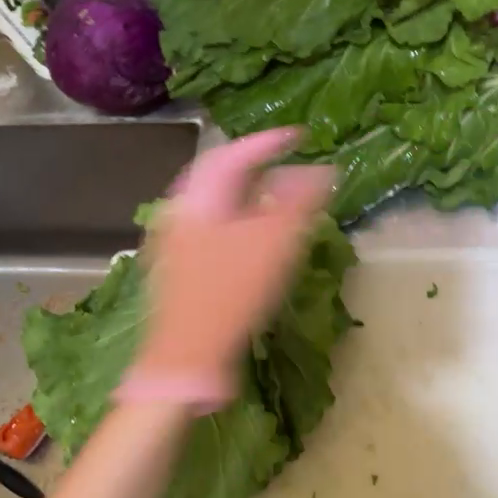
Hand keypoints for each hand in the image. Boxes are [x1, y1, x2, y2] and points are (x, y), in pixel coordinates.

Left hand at [117, 127, 332, 407]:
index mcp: (196, 201)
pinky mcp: (181, 272)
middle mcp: (179, 216)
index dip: (267, 143)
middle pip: (218, 179)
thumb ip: (298, 203)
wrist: (185, 360)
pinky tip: (257, 242)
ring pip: (215, 207)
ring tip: (280, 201)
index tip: (298, 137)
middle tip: (288, 166)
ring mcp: (175, 245)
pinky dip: (240, 224)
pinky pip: (212, 232)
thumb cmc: (229, 298)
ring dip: (249, 198)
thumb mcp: (272, 246)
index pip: (232, 156)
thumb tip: (322, 171)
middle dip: (255, 168)